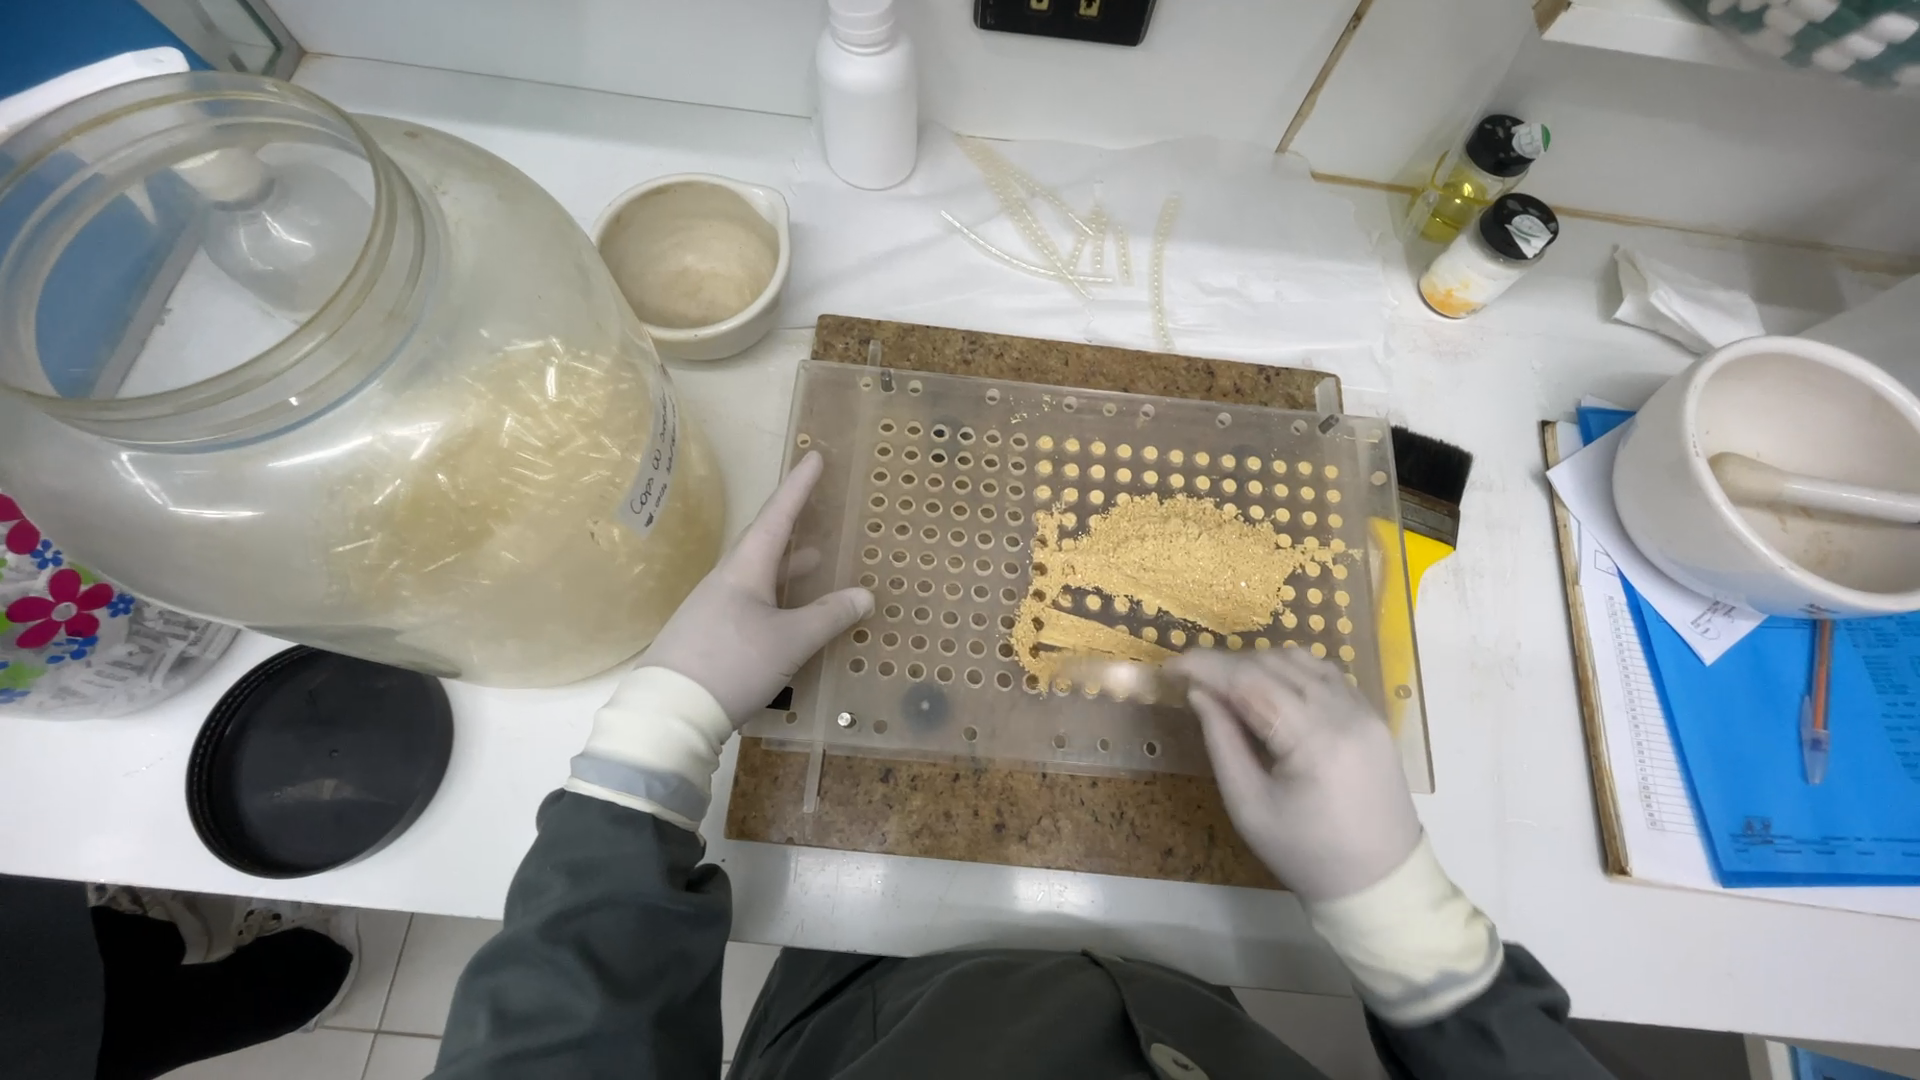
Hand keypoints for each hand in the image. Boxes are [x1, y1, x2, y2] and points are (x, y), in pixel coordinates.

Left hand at [640, 451, 873, 724]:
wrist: (669, 713)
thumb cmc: (732, 664)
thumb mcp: (790, 642)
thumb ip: (828, 616)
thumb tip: (865, 595)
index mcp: (744, 570)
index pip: (777, 517)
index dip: (798, 487)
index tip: (814, 457)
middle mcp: (725, 581)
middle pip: (764, 543)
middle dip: (793, 524)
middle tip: (816, 507)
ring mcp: (713, 608)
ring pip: (757, 575)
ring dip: (786, 565)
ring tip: (815, 560)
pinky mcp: (708, 635)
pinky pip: (749, 601)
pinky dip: (776, 596)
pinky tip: (787, 614)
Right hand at [1170, 648, 1420, 901]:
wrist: (1381, 882)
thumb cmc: (1305, 853)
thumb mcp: (1248, 805)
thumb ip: (1221, 741)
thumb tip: (1198, 692)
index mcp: (1315, 741)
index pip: (1250, 682)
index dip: (1206, 667)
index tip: (1170, 667)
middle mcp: (1345, 713)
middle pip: (1273, 665)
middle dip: (1225, 664)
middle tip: (1190, 678)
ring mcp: (1364, 710)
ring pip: (1299, 660)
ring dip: (1255, 663)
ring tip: (1224, 683)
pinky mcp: (1372, 714)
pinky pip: (1323, 672)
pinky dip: (1287, 669)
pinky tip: (1265, 686)